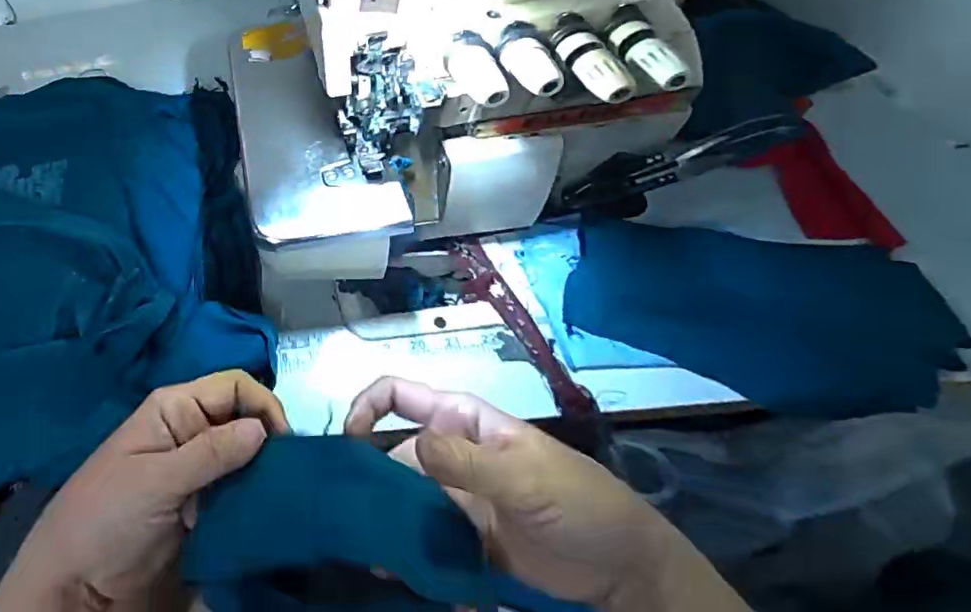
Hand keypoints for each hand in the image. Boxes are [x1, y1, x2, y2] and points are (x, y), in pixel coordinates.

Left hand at [0, 370, 289, 611]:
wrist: (73, 583)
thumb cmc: (106, 516)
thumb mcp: (156, 480)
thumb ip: (210, 453)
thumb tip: (263, 428)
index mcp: (176, 408)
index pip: (233, 387)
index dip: (263, 404)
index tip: (285, 442)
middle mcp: (191, 430)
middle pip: (244, 419)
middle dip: (269, 440)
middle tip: (289, 475)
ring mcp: (198, 470)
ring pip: (246, 458)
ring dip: (264, 473)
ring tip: (283, 496)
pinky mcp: (203, 507)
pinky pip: (238, 492)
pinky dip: (254, 499)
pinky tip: (267, 513)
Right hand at [346, 377, 747, 611]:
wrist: (625, 574)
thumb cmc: (578, 503)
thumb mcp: (525, 476)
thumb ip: (468, 460)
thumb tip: (411, 443)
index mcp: (463, 422)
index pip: (403, 396)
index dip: (369, 405)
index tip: (348, 438)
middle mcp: (451, 455)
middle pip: (395, 455)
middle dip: (369, 477)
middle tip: (346, 512)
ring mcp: (456, 502)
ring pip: (404, 502)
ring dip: (382, 520)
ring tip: (362, 549)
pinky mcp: (463, 545)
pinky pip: (423, 542)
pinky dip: (403, 554)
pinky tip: (388, 571)